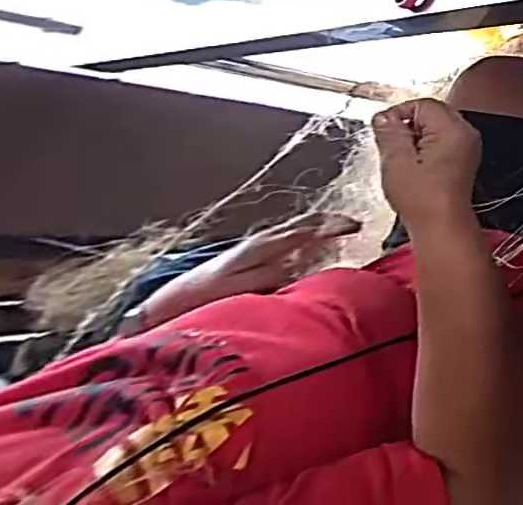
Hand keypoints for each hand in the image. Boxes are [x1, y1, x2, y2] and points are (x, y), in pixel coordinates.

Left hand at [128, 212, 359, 331]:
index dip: (336, 225)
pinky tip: (317, 245)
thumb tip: (308, 262)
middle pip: (309, 220)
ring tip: (343, 233)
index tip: (358, 228)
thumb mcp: (243, 286)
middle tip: (358, 227)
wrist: (164, 303)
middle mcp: (267, 237)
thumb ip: (278, 271)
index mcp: (268, 242)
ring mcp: (260, 243)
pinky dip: (312, 235)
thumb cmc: (205, 296)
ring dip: (325, 226)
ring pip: (301, 225)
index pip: (311, 225)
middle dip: (335, 220)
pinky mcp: (255, 251)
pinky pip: (292, 235)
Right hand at [374, 99, 482, 232]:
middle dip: (408, 124)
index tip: (382, 127)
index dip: (399, 112)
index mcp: (453, 130)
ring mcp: (468, 144)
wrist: (441, 221)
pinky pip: (444, 139)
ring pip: (438, 125)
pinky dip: (427, 145)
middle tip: (391, 145)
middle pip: (434, 112)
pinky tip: (415, 164)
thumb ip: (390, 133)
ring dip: (416, 135)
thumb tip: (383, 116)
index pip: (425, 104)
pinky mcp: (465, 155)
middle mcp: (466, 133)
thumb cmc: (422, 197)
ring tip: (404, 158)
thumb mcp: (396, 162)